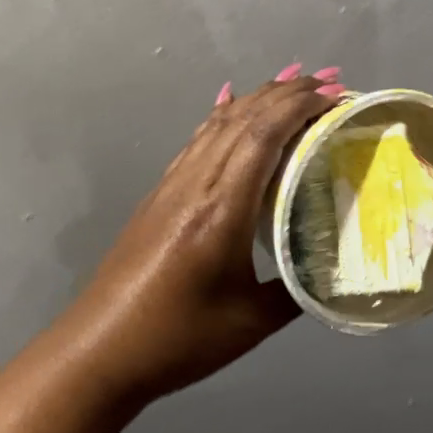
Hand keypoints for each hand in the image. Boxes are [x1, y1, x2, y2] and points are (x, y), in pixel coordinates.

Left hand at [47, 63, 347, 407]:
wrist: (98, 351)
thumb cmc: (178, 339)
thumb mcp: (251, 322)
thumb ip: (297, 288)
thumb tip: (331, 265)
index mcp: (222, 209)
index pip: (262, 136)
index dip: (299, 107)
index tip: (333, 95)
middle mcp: (196, 183)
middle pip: (244, 118)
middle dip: (287, 92)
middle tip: (328, 80)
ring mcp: (174, 184)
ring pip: (219, 123)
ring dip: (258, 96)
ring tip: (293, 82)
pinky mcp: (160, 192)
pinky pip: (199, 138)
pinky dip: (223, 114)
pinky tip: (232, 103)